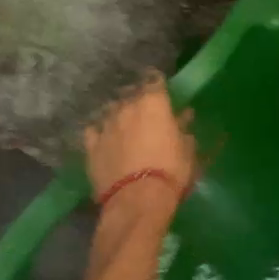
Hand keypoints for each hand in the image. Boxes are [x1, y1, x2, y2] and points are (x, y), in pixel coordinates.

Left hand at [83, 74, 196, 213]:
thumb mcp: (187, 147)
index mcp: (154, 102)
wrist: (137, 200)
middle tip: (144, 107)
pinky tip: (103, 136)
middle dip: (137, 97)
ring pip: (110, 109)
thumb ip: (182, 127)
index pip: (154, 80)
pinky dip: (99, 130)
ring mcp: (107, 126)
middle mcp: (128, 107)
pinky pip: (93, 130)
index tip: (160, 86)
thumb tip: (184, 115)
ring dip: (118, 112)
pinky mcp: (91, 146)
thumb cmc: (171, 169)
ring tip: (123, 121)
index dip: (157, 82)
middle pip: (131, 93)